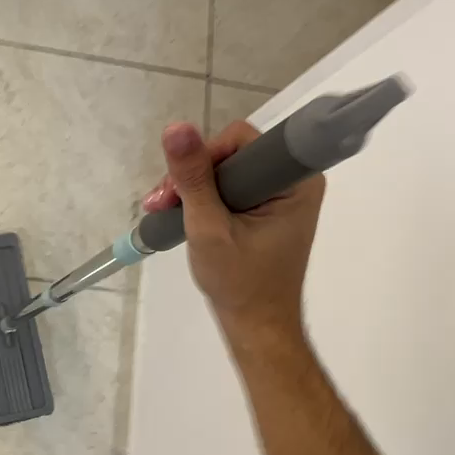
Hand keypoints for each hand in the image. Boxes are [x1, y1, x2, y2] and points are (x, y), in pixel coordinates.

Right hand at [141, 121, 324, 342]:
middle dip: (191, 175)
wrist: (255, 326)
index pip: (242, 141)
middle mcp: (292, 180)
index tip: (182, 185)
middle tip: (161, 203)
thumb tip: (176, 128)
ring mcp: (278, 194)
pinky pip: (227, 186)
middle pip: (230, 153)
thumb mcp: (209, 229)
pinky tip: (174, 212)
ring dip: (189, 187)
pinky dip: (200, 198)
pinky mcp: (264, 207)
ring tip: (159, 211)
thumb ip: (194, 178)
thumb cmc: (239, 283)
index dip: (207, 155)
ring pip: (224, 170)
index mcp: (295, 181)